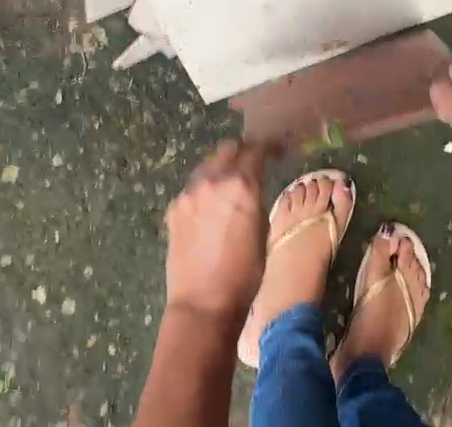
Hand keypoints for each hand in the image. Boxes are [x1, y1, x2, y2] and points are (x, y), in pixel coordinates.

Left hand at [162, 141, 268, 324]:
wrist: (204, 303)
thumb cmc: (245, 272)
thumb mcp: (263, 229)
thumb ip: (255, 197)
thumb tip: (252, 186)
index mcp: (242, 184)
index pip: (257, 150)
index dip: (270, 147)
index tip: (277, 151)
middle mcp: (213, 180)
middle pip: (229, 150)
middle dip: (243, 153)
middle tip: (253, 164)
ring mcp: (189, 193)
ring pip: (208, 167)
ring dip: (221, 170)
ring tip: (229, 186)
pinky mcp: (174, 209)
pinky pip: (193, 189)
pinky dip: (204, 191)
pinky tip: (209, 210)